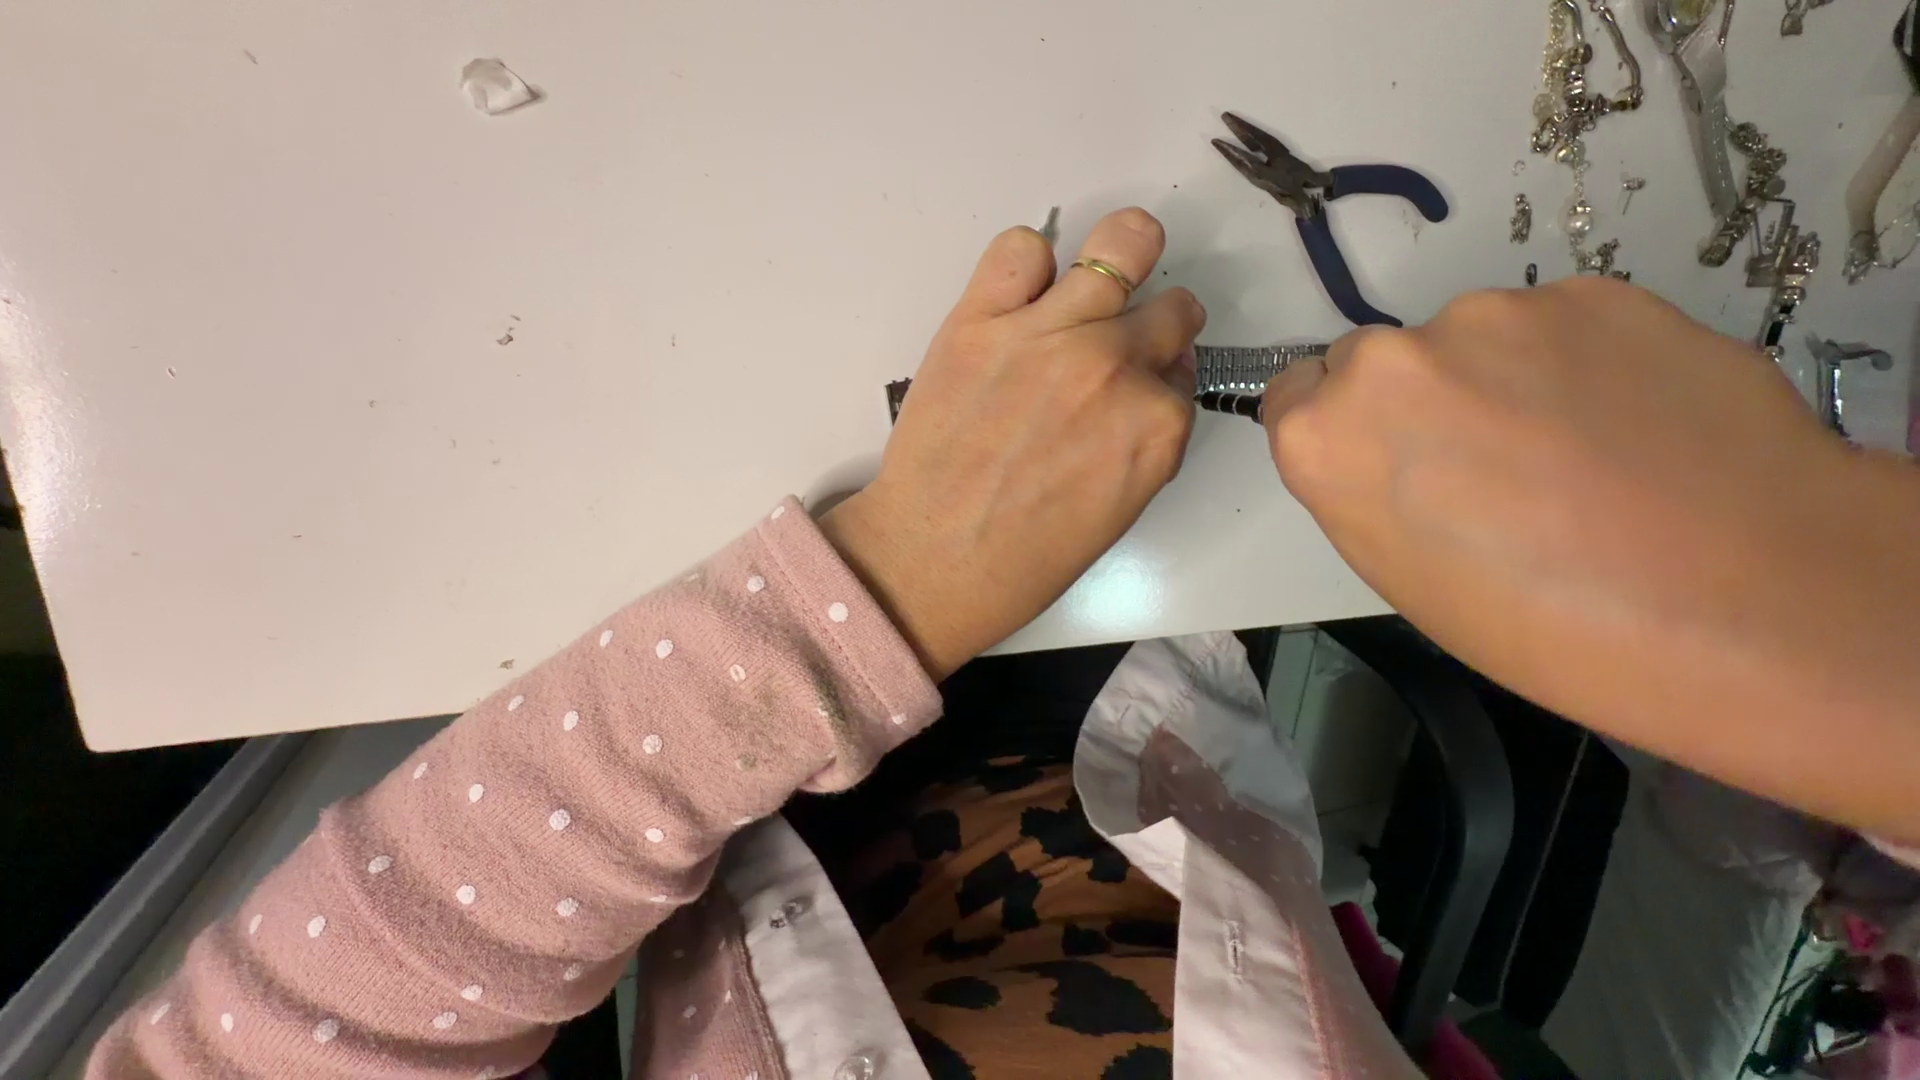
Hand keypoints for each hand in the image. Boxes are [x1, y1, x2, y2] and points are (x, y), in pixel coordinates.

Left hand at [820, 208, 1203, 679]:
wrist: (933, 560)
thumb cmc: (1027, 555)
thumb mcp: (1120, 504)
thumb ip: (1148, 438)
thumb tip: (1153, 383)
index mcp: (1156, 424)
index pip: (1184, 370)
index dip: (1162, 376)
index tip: (1138, 386)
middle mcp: (1113, 367)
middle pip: (1170, 308)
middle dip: (1156, 324)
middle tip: (1117, 345)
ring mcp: (1048, 334)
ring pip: (1121, 243)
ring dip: (1121, 260)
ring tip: (1095, 284)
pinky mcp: (981, 319)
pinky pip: (1023, 247)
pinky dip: (1030, 263)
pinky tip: (1022, 295)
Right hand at [1262, 278, 1919, 839]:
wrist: (1736, 600)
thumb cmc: (1533, 620)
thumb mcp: (1397, 568)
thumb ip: (1363, 483)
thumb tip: (1393, 448)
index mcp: (1323, 436)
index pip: (1294, 394)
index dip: (1340, 429)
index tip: (1385, 459)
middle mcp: (1389, 360)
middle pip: (1374, 361)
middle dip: (1412, 399)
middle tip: (1484, 459)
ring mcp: (1492, 316)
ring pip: (1469, 339)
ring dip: (1497, 377)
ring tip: (1572, 445)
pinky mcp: (1592, 293)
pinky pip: (1555, 323)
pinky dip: (1575, 359)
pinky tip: (1625, 419)